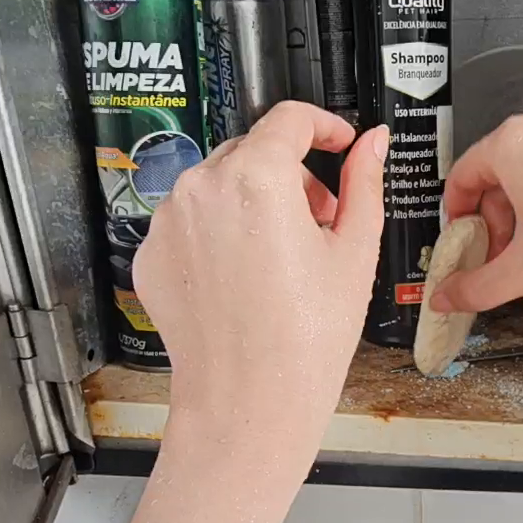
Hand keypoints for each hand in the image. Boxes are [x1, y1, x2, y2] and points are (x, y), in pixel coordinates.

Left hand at [134, 102, 388, 462]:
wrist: (250, 403)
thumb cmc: (306, 340)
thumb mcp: (353, 254)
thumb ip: (364, 184)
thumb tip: (372, 143)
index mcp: (259, 180)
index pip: (290, 120)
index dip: (324, 125)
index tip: (338, 142)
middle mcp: (203, 189)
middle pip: (254, 152)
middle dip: (293, 175)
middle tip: (322, 222)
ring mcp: (168, 222)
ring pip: (219, 184)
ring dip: (254, 202)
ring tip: (283, 257)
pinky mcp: (150, 254)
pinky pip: (191, 220)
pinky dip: (220, 232)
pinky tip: (247, 277)